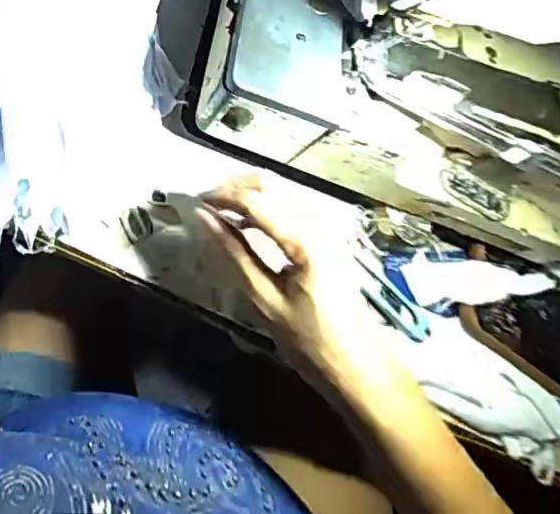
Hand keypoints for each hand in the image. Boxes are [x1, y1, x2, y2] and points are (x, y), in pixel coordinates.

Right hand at [192, 176, 397, 379]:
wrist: (366, 375)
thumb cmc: (314, 345)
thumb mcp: (266, 303)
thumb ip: (234, 254)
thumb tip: (203, 219)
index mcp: (304, 240)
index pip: (254, 200)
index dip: (220, 197)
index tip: (193, 204)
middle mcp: (318, 224)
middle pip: (269, 184)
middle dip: (232, 188)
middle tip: (206, 205)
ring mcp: (327, 229)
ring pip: (280, 190)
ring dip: (248, 193)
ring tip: (221, 211)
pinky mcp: (328, 238)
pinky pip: (290, 205)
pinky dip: (264, 205)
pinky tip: (248, 224)